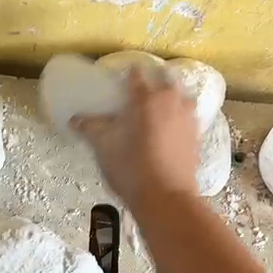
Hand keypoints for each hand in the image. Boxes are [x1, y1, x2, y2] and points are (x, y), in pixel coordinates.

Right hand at [73, 69, 200, 210]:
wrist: (166, 198)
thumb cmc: (131, 168)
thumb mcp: (104, 147)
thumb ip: (90, 128)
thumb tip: (74, 119)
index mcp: (146, 98)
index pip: (136, 75)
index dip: (127, 74)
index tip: (120, 79)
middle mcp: (171, 101)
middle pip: (166, 79)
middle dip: (154, 79)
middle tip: (140, 90)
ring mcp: (188, 118)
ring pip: (182, 96)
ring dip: (172, 96)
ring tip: (159, 107)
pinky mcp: (197, 136)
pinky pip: (189, 117)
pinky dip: (180, 116)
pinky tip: (171, 128)